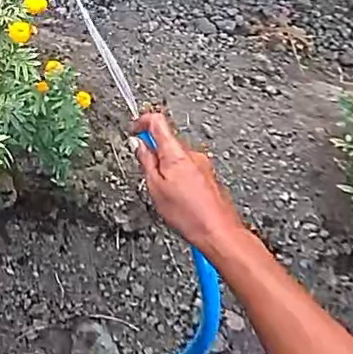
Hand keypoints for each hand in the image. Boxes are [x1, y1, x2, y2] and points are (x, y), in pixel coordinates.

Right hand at [129, 109, 246, 255]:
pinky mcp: (208, 175)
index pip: (157, 120)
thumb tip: (137, 144)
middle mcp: (191, 153)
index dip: (141, 121)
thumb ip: (145, 161)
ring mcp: (202, 164)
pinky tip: (179, 196)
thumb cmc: (189, 215)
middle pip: (167, 139)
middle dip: (154, 151)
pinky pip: (188, 167)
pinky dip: (178, 175)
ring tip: (165, 191)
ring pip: (177, 155)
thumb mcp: (155, 188)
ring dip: (166, 166)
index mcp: (175, 152)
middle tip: (147, 171)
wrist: (218, 233)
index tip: (133, 129)